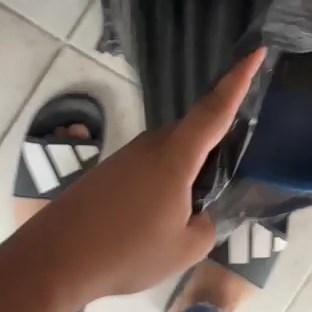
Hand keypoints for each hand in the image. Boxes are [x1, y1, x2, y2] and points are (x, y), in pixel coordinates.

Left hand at [15, 49, 263, 303]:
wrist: (54, 259)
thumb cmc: (125, 251)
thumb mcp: (184, 249)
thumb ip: (207, 225)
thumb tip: (201, 213)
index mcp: (176, 156)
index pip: (216, 110)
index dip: (240, 80)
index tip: (257, 52)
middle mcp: (152, 145)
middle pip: (195, 134)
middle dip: (216, 148)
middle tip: (231, 178)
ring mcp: (127, 156)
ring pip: (171, 154)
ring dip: (187, 174)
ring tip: (187, 215)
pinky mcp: (110, 172)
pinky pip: (150, 168)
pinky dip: (164, 185)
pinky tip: (155, 221)